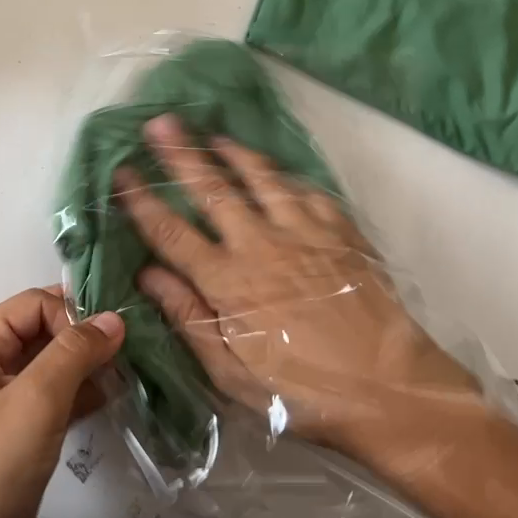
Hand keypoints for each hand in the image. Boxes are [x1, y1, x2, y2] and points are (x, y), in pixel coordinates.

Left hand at [0, 288, 124, 517]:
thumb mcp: (35, 400)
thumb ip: (74, 353)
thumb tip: (113, 317)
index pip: (34, 305)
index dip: (71, 314)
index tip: (112, 336)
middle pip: (46, 329)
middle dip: (87, 335)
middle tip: (134, 346)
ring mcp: (10, 398)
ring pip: (57, 364)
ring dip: (92, 364)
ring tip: (133, 369)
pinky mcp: (26, 429)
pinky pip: (61, 396)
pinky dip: (87, 392)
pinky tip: (118, 395)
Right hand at [118, 114, 479, 452]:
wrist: (396, 395)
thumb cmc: (305, 393)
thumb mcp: (233, 375)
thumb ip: (189, 318)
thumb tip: (148, 275)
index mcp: (228, 281)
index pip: (171, 232)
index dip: (142, 201)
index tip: (121, 173)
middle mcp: (261, 245)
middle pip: (212, 189)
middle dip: (181, 154)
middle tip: (160, 123)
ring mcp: (305, 234)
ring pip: (261, 179)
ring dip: (233, 153)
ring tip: (214, 134)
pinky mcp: (342, 234)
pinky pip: (308, 192)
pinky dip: (287, 178)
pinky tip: (279, 174)